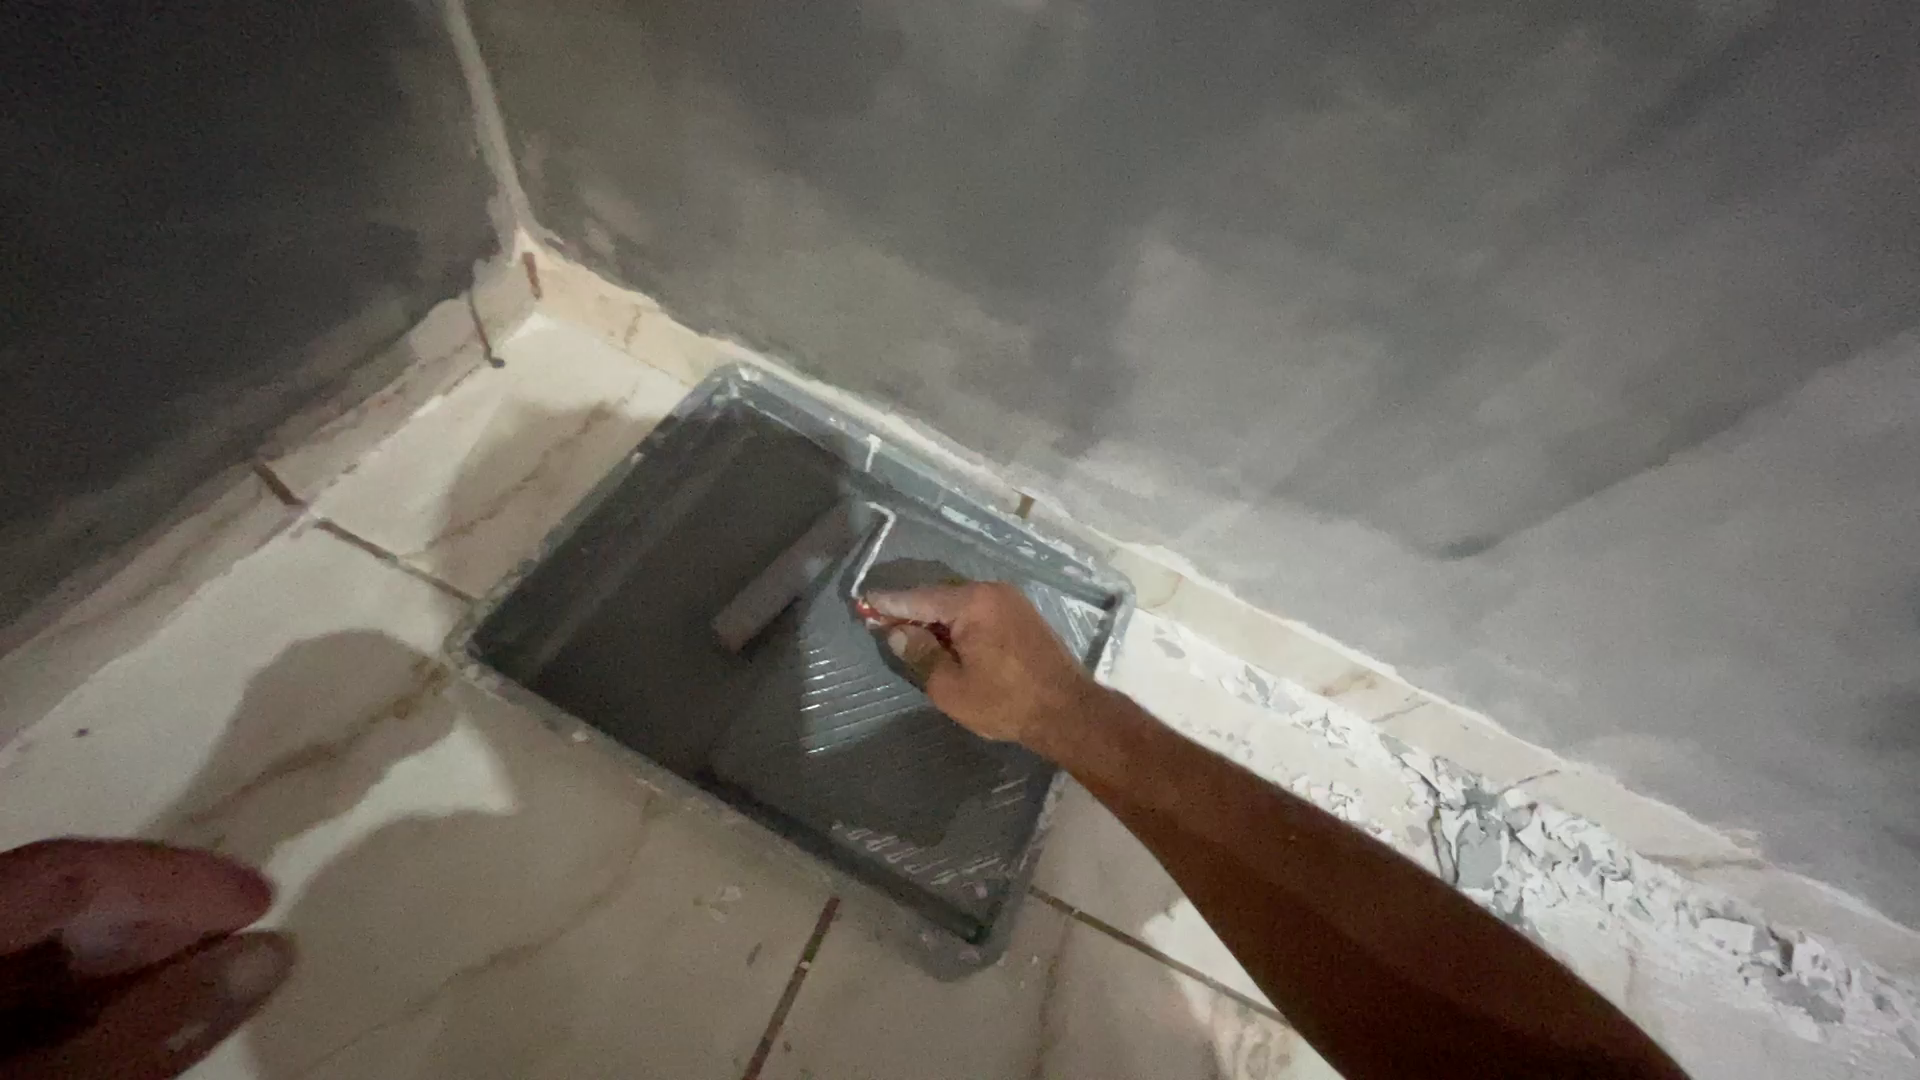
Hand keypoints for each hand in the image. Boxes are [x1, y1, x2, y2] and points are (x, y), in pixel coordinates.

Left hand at [0, 839, 291, 1079]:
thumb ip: (146, 1027)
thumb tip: (276, 950)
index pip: (64, 873)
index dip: (171, 879)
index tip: (263, 904)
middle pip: (45, 905)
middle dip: (154, 922)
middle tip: (238, 941)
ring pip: (32, 950)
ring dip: (128, 962)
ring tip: (203, 979)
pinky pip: (12, 993)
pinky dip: (82, 1000)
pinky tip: (138, 1013)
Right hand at [863, 582, 1097, 747]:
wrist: (1068, 711)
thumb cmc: (1005, 702)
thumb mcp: (951, 686)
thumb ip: (921, 654)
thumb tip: (897, 631)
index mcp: (972, 603)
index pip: (918, 598)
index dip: (889, 602)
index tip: (863, 600)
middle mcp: (992, 591)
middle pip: (940, 597)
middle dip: (911, 610)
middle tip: (882, 622)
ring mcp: (1011, 600)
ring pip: (960, 604)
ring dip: (936, 618)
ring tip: (910, 634)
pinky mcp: (1022, 615)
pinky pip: (979, 611)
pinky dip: (958, 622)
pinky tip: (946, 639)